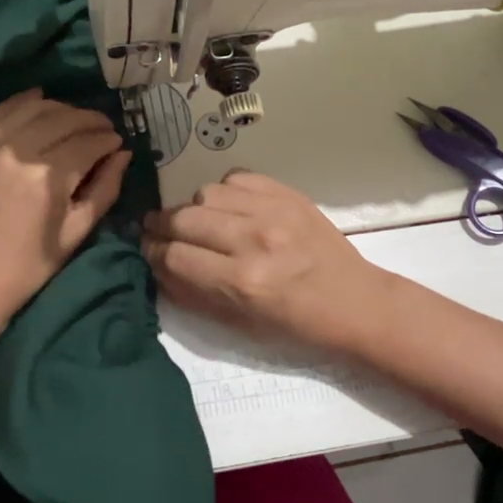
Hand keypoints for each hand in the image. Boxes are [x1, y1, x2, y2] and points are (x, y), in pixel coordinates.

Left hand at [0, 88, 130, 324]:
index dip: (108, 140)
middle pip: (64, 119)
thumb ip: (104, 190)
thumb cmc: (29, 266)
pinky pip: (0, 113)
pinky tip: (38, 98)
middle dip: (90, 121)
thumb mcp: (76, 233)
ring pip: (34, 109)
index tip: (119, 143)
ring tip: (76, 119)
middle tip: (104, 129)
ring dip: (62, 108)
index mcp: (49, 178)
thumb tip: (123, 155)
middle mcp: (20, 152)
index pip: (88, 143)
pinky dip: (22, 102)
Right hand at [141, 171, 391, 351]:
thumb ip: (194, 293)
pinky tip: (229, 208)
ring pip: (206, 193)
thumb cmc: (297, 325)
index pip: (175, 256)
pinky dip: (224, 191)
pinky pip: (236, 177)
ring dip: (194, 208)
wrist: (355, 302)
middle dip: (162, 226)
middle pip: (184, 218)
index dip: (152, 253)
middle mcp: (253, 240)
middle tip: (157, 231)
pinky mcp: (288, 194)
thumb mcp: (240, 324)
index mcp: (242, 282)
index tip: (147, 250)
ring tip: (199, 221)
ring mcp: (272, 211)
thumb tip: (157, 265)